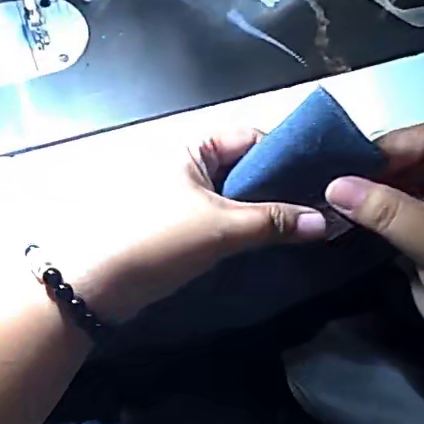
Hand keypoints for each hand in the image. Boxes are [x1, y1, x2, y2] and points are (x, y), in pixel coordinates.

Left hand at [24, 128, 328, 322]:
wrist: (98, 287)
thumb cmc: (157, 241)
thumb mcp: (221, 227)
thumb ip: (274, 221)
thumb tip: (326, 221)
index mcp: (193, 147)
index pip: (252, 137)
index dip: (288, 154)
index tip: (320, 179)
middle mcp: (188, 165)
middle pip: (246, 167)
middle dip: (280, 187)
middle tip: (318, 208)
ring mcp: (182, 196)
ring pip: (235, 196)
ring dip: (264, 211)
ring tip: (303, 227)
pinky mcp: (178, 225)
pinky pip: (221, 218)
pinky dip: (245, 228)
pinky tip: (270, 242)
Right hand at [325, 124, 423, 368]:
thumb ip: (388, 212)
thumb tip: (334, 186)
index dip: (390, 148)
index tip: (344, 163)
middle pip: (420, 160)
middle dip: (379, 172)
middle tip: (334, 181)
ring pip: (408, 188)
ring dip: (375, 196)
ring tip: (334, 199)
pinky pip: (404, 216)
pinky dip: (378, 218)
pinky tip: (349, 219)